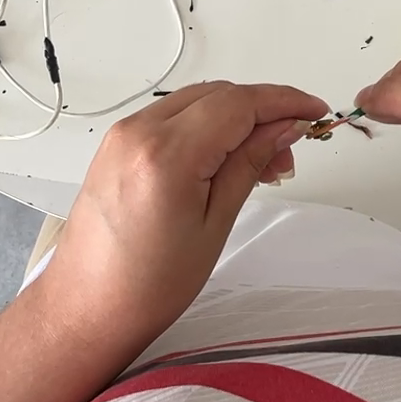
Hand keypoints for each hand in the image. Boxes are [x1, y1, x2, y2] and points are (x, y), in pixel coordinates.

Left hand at [44, 82, 328, 339]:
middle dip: (262, 111)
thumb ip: (249, 165)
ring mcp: (123, 134)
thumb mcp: (214, 225)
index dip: (283, 101)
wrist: (86, 306)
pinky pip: (172, 115)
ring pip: (196, 100)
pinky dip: (206, 124)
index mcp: (166, 154)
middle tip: (291, 150)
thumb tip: (282, 129)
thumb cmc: (147, 285)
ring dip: (235, 117)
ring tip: (263, 161)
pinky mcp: (117, 144)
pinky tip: (226, 155)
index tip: (314, 110)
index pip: (238, 103)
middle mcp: (139, 132)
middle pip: (218, 94)